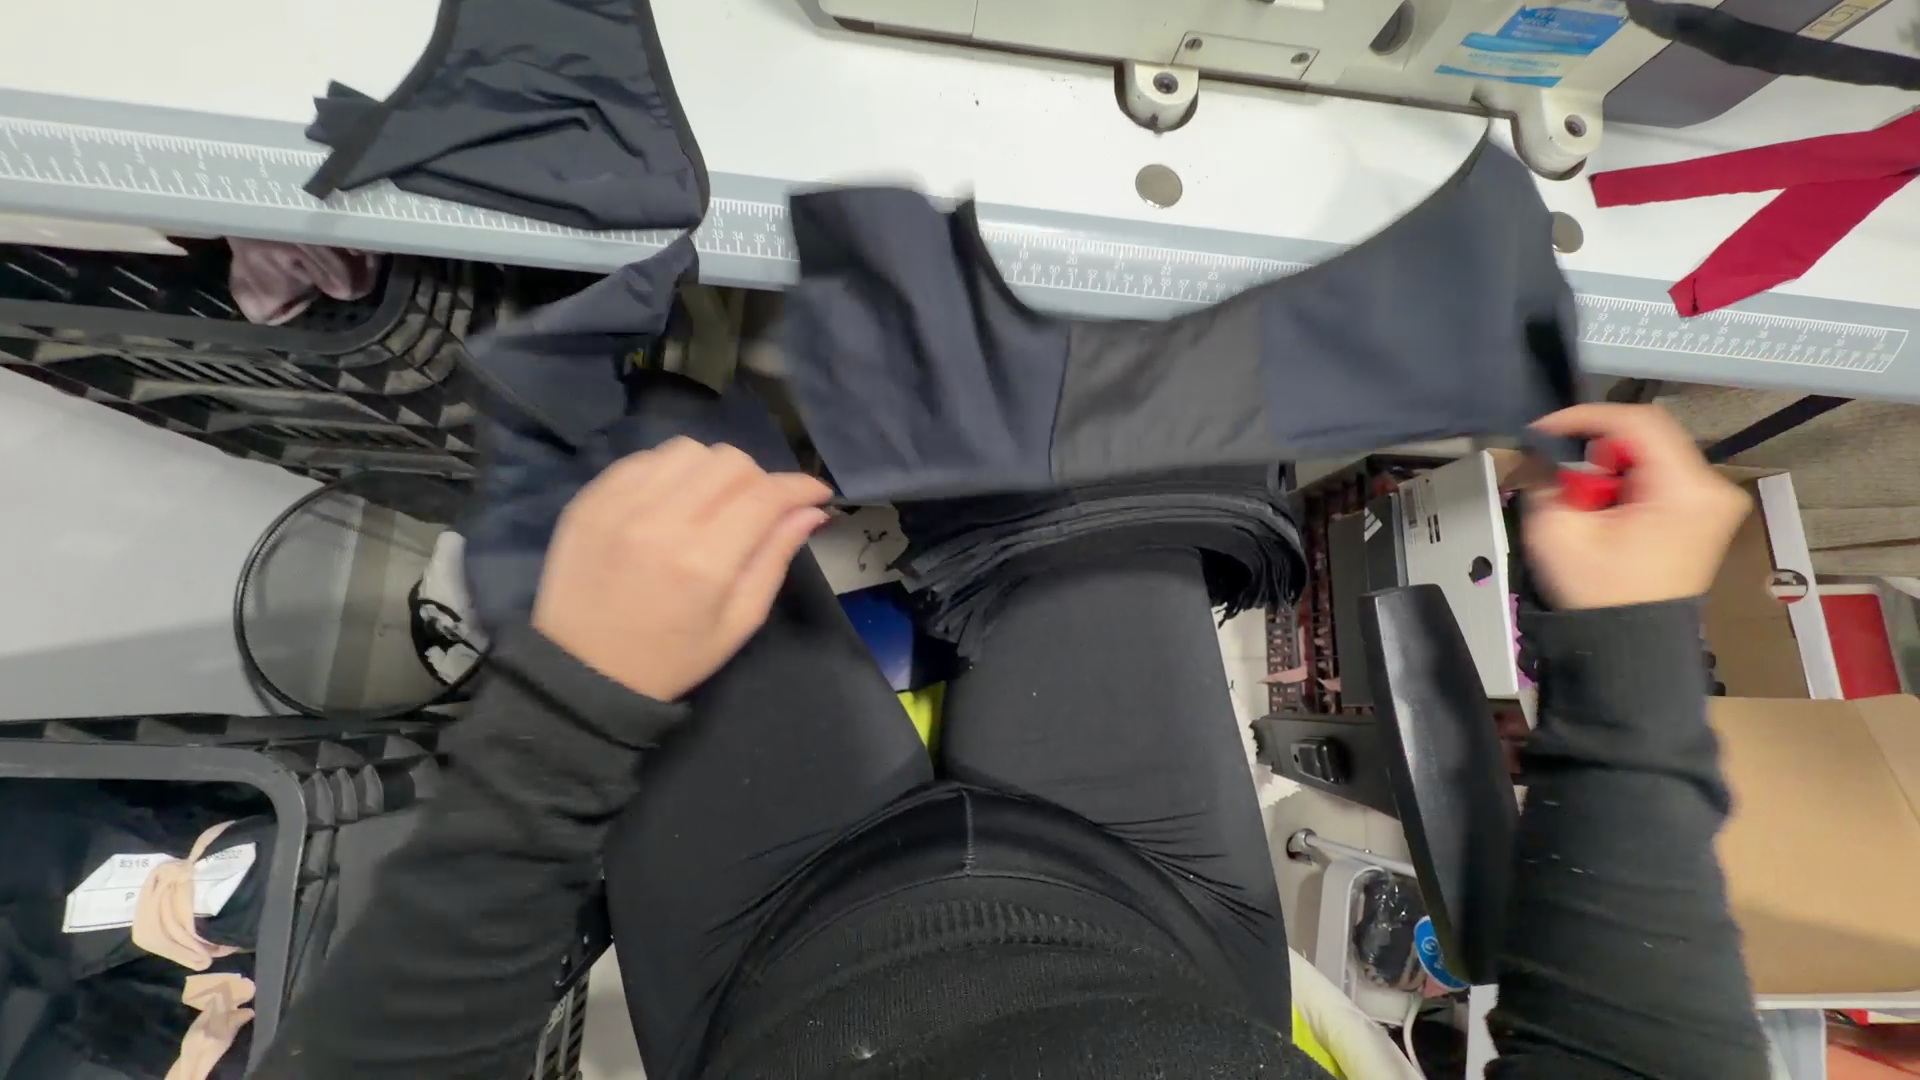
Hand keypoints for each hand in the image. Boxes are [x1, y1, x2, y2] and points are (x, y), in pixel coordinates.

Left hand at [532, 438, 831, 699]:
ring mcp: (619, 505)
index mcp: (705, 560)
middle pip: (731, 461)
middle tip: (759, 509)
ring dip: (714, 470)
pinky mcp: (590, 499)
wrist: (582, 673)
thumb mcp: (739, 621)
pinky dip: (671, 472)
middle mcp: (662, 520)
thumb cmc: (673, 657)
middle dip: (760, 479)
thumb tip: (811, 510)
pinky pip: (645, 458)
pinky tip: (673, 502)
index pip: (766, 495)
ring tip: (712, 503)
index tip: (817, 492)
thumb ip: (776, 557)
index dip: (800, 486)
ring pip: (689, 450)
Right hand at [1523, 403, 1750, 609]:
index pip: (1639, 422)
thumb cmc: (1599, 590)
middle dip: (1594, 451)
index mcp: (1684, 490)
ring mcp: (1711, 500)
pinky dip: (1621, 481)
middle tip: (1561, 478)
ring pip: (1650, 454)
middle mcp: (1710, 488)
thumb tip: (1543, 453)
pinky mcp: (1701, 511)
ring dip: (1606, 468)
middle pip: (1646, 436)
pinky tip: (1602, 508)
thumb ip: (1548, 481)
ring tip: (1582, 502)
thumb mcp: (1557, 531)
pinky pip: (1658, 474)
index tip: (1545, 429)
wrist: (1631, 636)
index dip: (1585, 417)